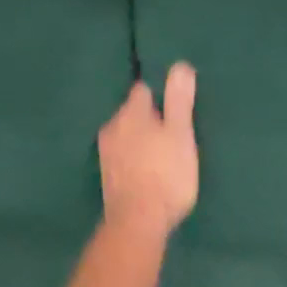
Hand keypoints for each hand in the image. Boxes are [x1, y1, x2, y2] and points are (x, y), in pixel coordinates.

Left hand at [98, 62, 198, 238]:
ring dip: (139, 141)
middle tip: (171, 135)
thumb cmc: (166, 174)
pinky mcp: (106, 177)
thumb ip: (179, 100)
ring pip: (125, 136)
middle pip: (131, 114)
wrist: (138, 221)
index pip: (143, 90)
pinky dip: (132, 160)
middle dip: (147, 120)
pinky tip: (145, 173)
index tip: (174, 110)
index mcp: (132, 113)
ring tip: (160, 156)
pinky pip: (121, 158)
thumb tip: (180, 65)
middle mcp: (113, 127)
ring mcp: (106, 153)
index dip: (159, 97)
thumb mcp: (181, 134)